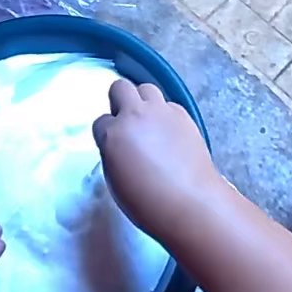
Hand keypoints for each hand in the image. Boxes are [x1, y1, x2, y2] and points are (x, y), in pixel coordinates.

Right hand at [93, 79, 225, 240]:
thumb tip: (119, 146)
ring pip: (147, 88)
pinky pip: (169, 105)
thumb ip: (112, 153)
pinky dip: (166, 115)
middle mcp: (135, 115)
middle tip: (127, 122)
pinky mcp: (184, 116)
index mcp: (113, 133)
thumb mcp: (114, 179)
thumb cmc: (147, 203)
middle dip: (120, 101)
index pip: (100, 122)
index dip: (106, 134)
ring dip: (144, 102)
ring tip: (149, 122)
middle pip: (120, 87)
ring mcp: (161, 112)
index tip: (114, 145)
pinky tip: (170, 134)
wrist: (191, 204)